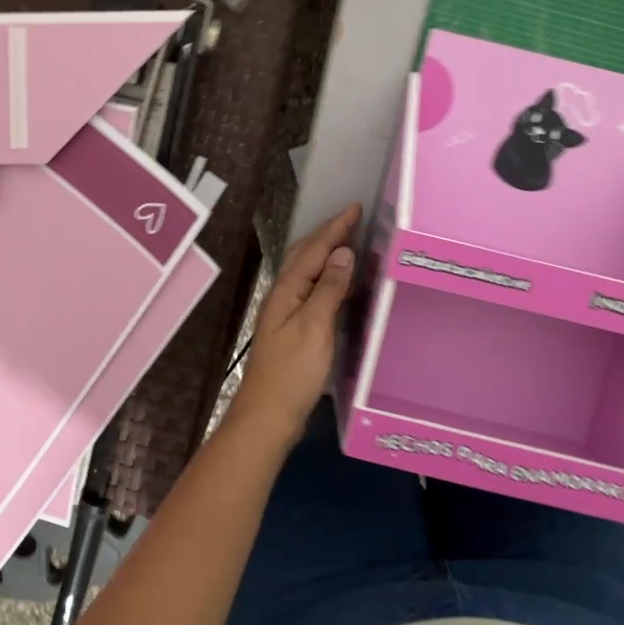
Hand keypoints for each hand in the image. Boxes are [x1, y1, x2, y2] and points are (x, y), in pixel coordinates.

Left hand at [226, 204, 362, 445]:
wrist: (268, 417)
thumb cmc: (292, 374)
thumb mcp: (314, 328)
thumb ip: (328, 290)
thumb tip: (343, 253)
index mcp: (287, 291)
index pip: (314, 250)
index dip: (335, 228)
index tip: (355, 207)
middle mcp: (283, 296)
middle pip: (306, 255)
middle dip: (328, 234)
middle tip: (353, 218)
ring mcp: (286, 314)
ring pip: (307, 272)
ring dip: (326, 253)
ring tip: (348, 241)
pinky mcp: (294, 330)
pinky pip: (312, 290)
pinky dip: (327, 277)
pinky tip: (337, 283)